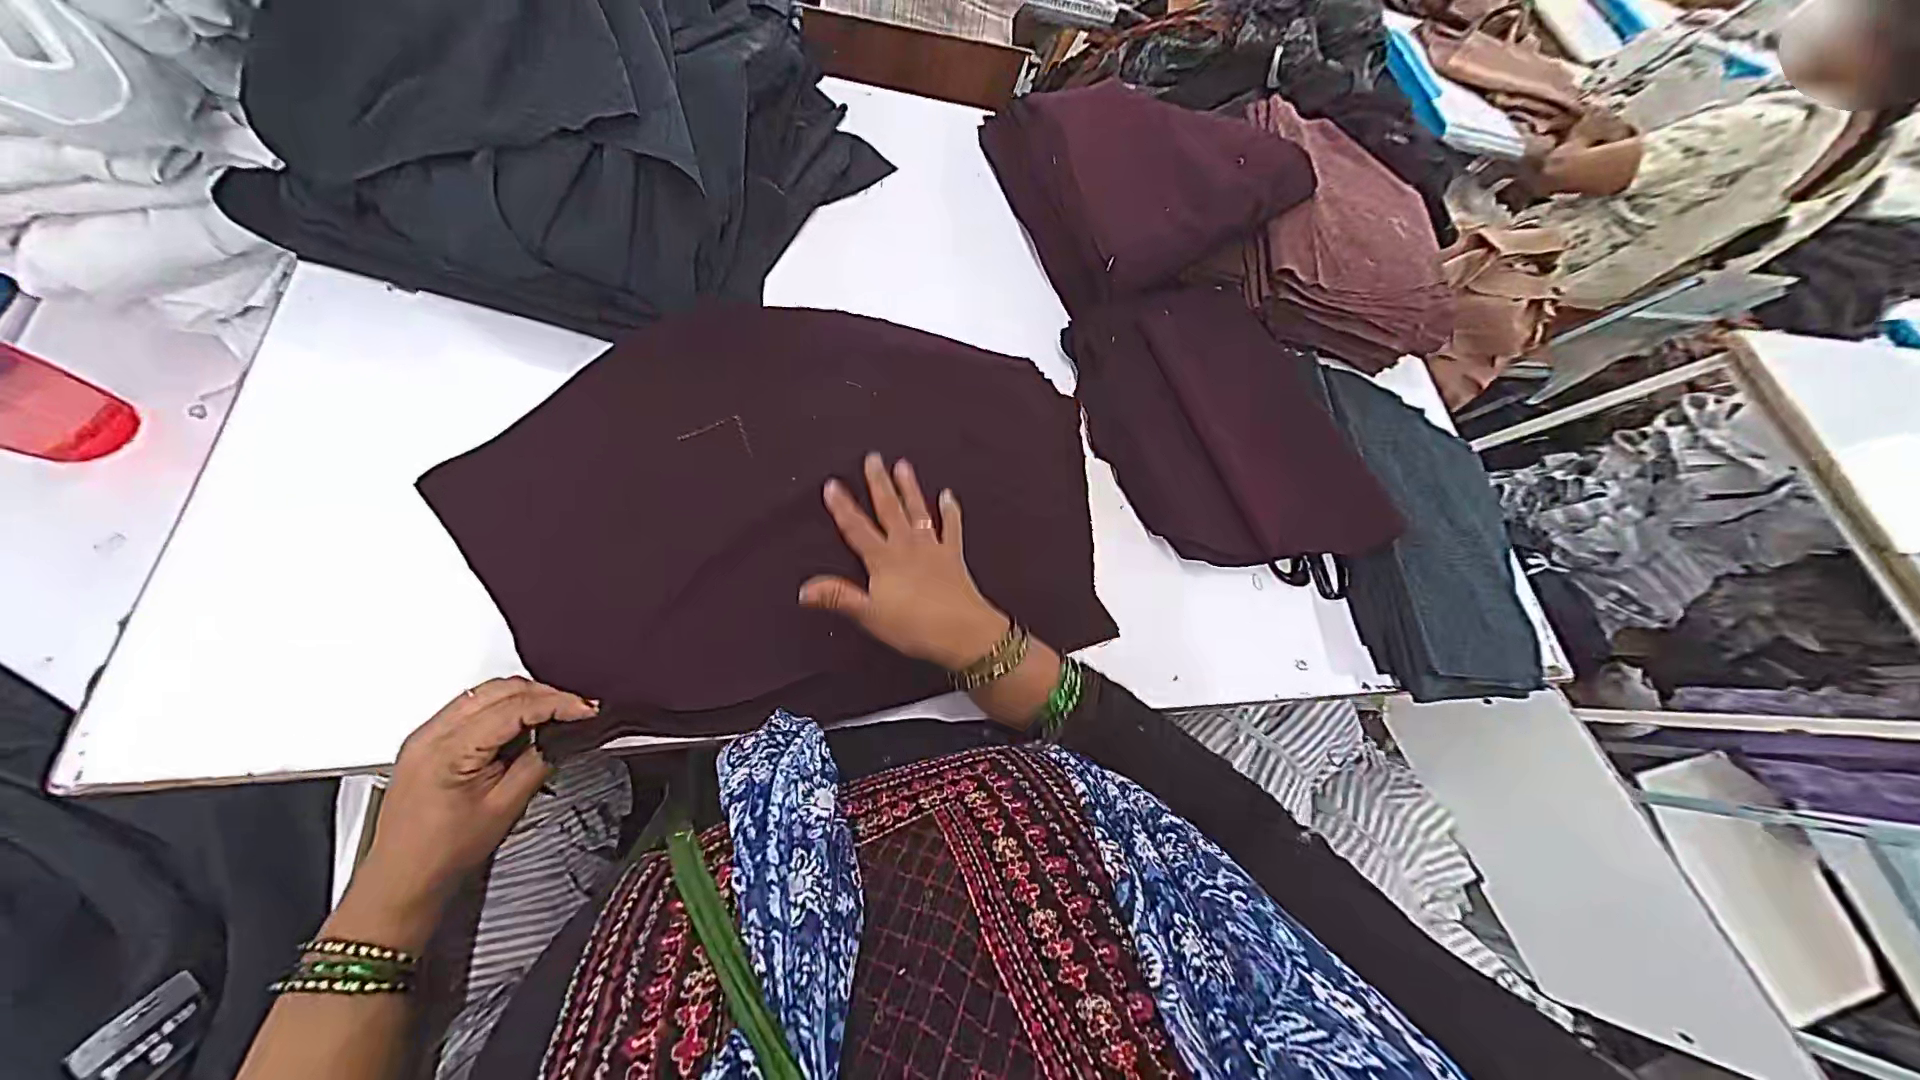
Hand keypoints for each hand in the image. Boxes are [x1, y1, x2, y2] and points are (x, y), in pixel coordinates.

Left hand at [327, 677, 596, 948]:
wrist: (403, 880)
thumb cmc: (442, 854)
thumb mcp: (506, 805)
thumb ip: (538, 760)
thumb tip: (564, 733)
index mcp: (447, 751)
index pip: (514, 707)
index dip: (558, 703)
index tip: (586, 709)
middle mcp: (430, 736)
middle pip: (499, 690)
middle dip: (545, 694)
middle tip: (576, 709)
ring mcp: (425, 736)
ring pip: (486, 692)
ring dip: (525, 697)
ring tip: (555, 715)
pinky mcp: (428, 742)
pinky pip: (473, 706)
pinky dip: (504, 706)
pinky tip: (524, 724)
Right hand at [799, 453, 1010, 670]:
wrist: (963, 632)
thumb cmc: (915, 626)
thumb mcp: (870, 615)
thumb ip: (838, 597)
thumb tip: (805, 589)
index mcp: (884, 560)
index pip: (857, 529)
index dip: (843, 507)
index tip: (833, 485)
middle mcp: (907, 547)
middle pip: (889, 509)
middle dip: (878, 483)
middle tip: (873, 458)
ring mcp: (932, 549)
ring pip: (917, 511)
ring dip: (909, 488)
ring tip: (903, 465)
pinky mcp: (953, 557)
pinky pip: (951, 528)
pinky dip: (950, 511)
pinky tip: (947, 496)